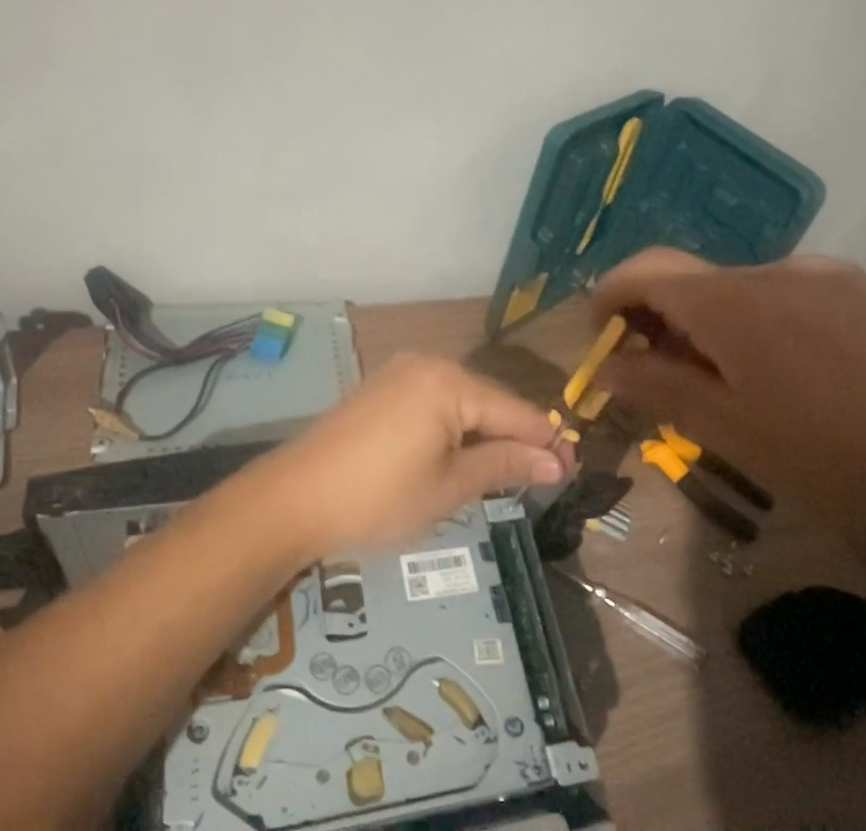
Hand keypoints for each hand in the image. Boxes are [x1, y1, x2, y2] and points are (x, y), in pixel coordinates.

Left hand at [242, 356, 572, 558]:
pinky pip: (434, 404)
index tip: (574, 473)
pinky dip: (454, 430)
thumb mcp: (449, 487)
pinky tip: (462, 457)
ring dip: (486, 435)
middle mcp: (427, 365)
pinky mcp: (380, 391)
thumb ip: (504, 466)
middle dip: (517, 438)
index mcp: (449, 382)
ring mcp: (399, 374)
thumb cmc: (377, 498)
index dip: (547, 443)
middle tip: (542, 479)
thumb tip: (557, 461)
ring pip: (462, 403)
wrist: (292, 500)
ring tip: (507, 474)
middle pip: (490, 402)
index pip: (516, 411)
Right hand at [592, 248, 865, 563]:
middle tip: (658, 390)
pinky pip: (791, 305)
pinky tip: (789, 392)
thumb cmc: (847, 466)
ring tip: (725, 400)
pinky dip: (760, 335)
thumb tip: (608, 363)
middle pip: (694, 282)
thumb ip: (660, 389)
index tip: (599, 349)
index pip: (643, 270)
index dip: (606, 302)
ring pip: (744, 296)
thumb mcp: (735, 436)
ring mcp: (836, 282)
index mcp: (735, 300)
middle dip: (659, 326)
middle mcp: (781, 272)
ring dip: (711, 334)